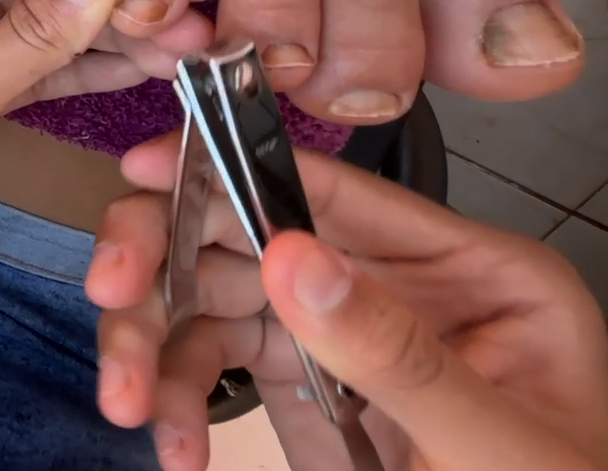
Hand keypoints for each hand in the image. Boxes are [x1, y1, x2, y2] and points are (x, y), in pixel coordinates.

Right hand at [86, 133, 607, 470]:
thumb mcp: (499, 454)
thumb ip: (396, 353)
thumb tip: (289, 252)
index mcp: (458, 267)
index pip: (325, 190)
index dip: (225, 166)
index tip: (139, 168)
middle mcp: (373, 273)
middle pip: (231, 231)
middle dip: (156, 261)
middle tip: (108, 290)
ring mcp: (317, 317)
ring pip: (195, 291)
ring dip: (144, 341)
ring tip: (124, 400)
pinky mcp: (278, 364)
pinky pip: (199, 354)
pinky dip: (171, 395)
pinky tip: (170, 442)